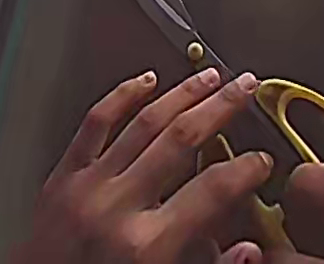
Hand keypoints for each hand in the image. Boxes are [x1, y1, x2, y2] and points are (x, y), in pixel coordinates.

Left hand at [14, 67, 273, 263]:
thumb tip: (248, 251)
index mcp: (146, 250)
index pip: (212, 193)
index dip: (245, 170)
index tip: (262, 159)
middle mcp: (118, 209)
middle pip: (182, 139)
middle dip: (221, 107)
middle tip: (246, 85)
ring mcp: (88, 186)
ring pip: (144, 122)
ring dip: (182, 93)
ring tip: (210, 76)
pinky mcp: (61, 177)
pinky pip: (95, 123)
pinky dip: (122, 96)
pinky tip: (146, 79)